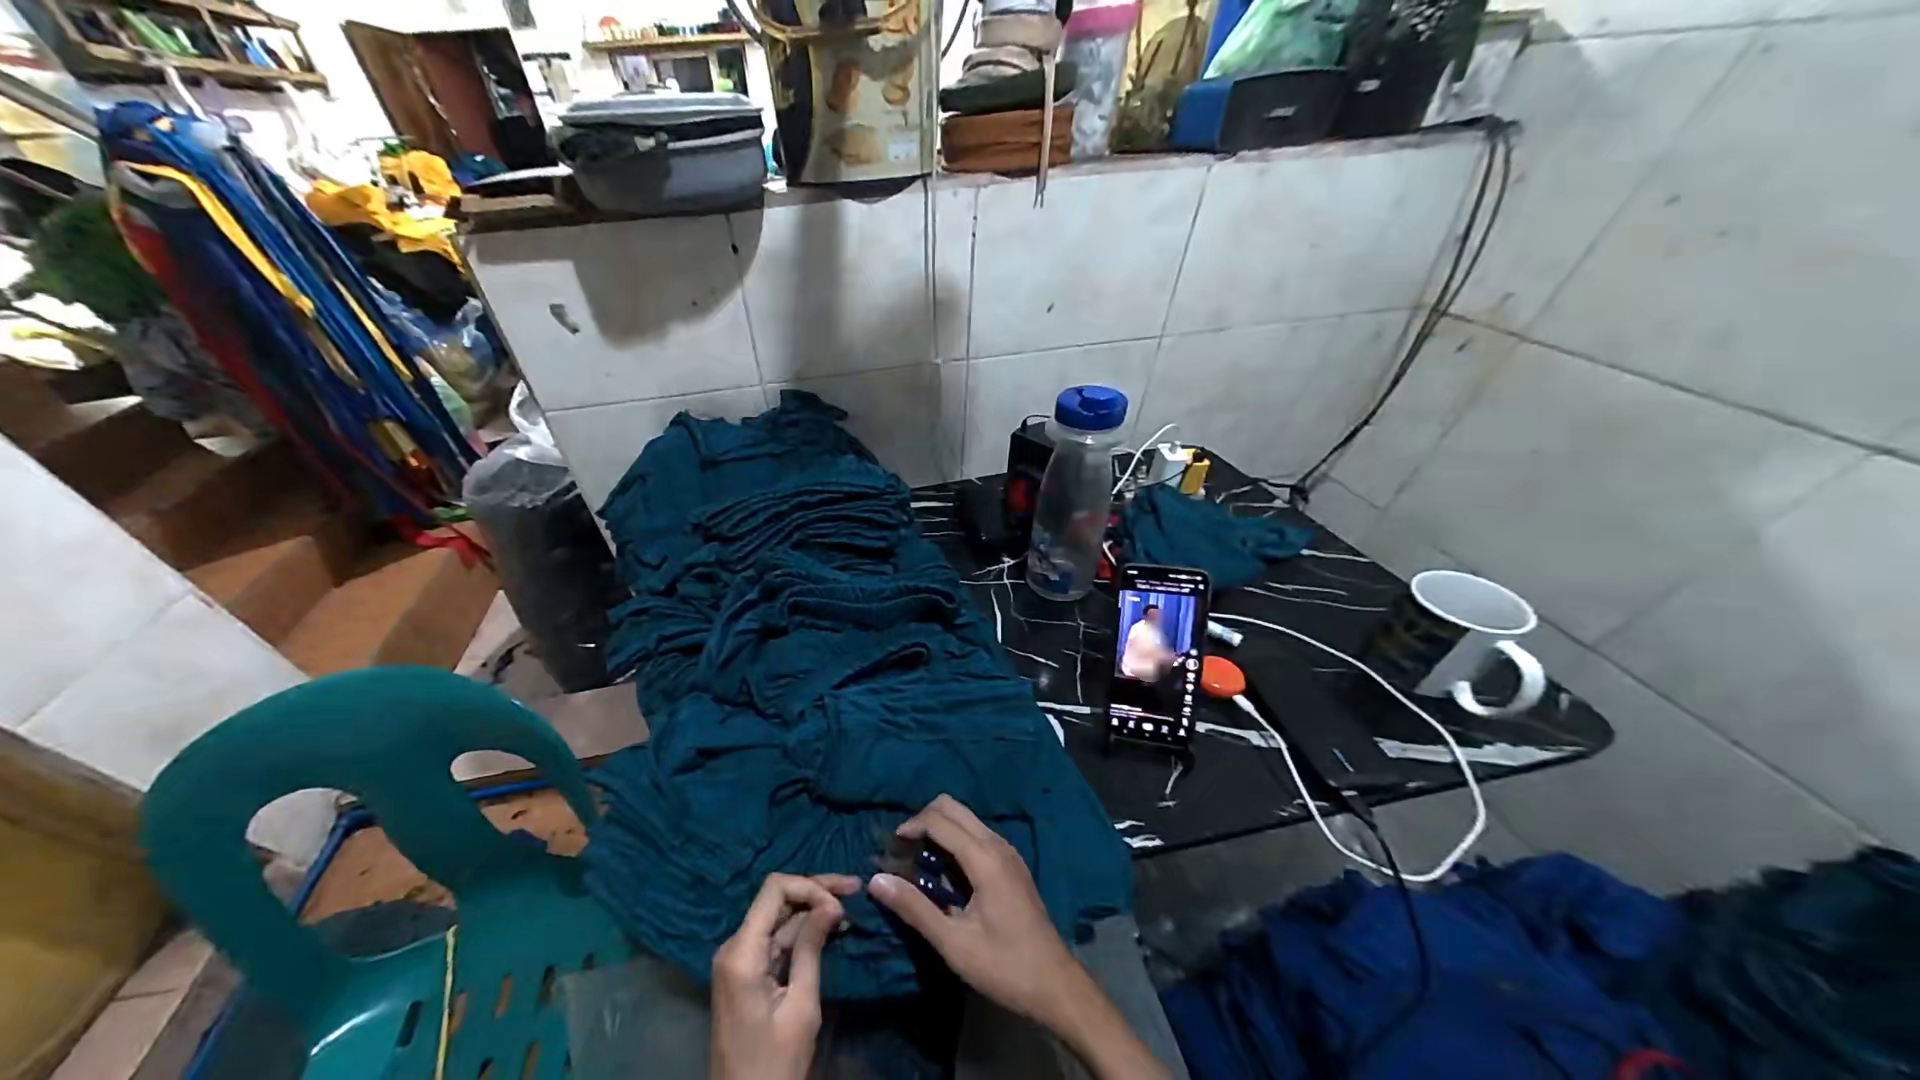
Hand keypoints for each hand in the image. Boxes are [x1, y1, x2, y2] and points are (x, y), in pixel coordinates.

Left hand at [709, 873, 859, 1079]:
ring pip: (778, 916)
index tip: (840, 903)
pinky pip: (775, 938)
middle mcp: (734, 947)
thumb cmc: (774, 1063)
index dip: (810, 886)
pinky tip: (831, 927)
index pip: (774, 889)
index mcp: (742, 953)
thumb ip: (811, 948)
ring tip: (849, 906)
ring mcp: (738, 959)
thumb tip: (831, 904)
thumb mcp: (801, 1005)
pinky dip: (802, 929)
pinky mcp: (745, 972)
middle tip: (855, 888)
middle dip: (816, 890)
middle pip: (776, 898)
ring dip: (812, 908)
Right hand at [868, 797, 1171, 1079]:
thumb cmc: (1003, 965)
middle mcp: (997, 844)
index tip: (890, 847)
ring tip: (917, 860)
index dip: (911, 826)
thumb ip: (914, 908)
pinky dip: (955, 839)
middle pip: (954, 807)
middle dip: (924, 818)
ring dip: (940, 828)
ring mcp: (1008, 853)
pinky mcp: (1012, 865)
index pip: (939, 820)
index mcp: (984, 857)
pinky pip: (978, 835)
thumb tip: (876, 880)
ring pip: (967, 819)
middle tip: (903, 849)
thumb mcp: (953, 943)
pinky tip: (944, 872)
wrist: (1055, 984)